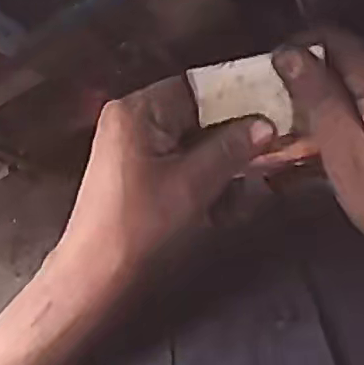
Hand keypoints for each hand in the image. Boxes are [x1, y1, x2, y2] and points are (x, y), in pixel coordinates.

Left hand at [56, 76, 276, 292]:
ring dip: (217, 169)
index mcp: (137, 110)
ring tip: (233, 202)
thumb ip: (229, 150)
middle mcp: (130, 118)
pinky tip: (215, 211)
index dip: (232, 99)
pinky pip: (176, 162)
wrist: (94, 276)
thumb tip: (264, 125)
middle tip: (261, 163)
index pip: (193, 88)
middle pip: (193, 116)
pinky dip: (198, 181)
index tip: (268, 113)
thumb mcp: (192, 186)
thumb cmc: (140, 226)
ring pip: (189, 143)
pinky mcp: (134, 170)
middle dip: (228, 143)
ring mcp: (130, 144)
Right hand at [272, 28, 363, 267]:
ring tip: (285, 103)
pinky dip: (330, 97)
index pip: (332, 37)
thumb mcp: (342, 147)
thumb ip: (318, 97)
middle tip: (272, 87)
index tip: (270, 66)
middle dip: (303, 61)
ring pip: (346, 71)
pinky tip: (314, 122)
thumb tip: (288, 54)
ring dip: (315, 80)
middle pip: (339, 51)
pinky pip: (355, 91)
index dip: (297, 44)